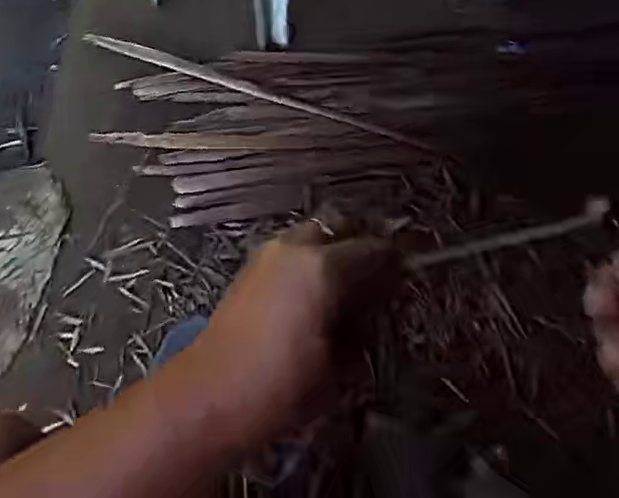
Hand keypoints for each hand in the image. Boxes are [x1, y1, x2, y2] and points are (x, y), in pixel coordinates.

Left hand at [183, 220, 397, 438]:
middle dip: (358, 246)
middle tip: (374, 273)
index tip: (402, 274)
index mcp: (323, 268)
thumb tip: (368, 312)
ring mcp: (268, 253)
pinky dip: (305, 261)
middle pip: (339, 229)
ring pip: (310, 235)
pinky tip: (310, 292)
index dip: (393, 262)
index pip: (373, 250)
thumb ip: (358, 326)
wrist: (216, 389)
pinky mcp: (250, 265)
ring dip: (329, 250)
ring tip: (341, 283)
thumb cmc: (282, 383)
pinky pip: (288, 250)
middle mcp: (294, 248)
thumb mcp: (339, 364)